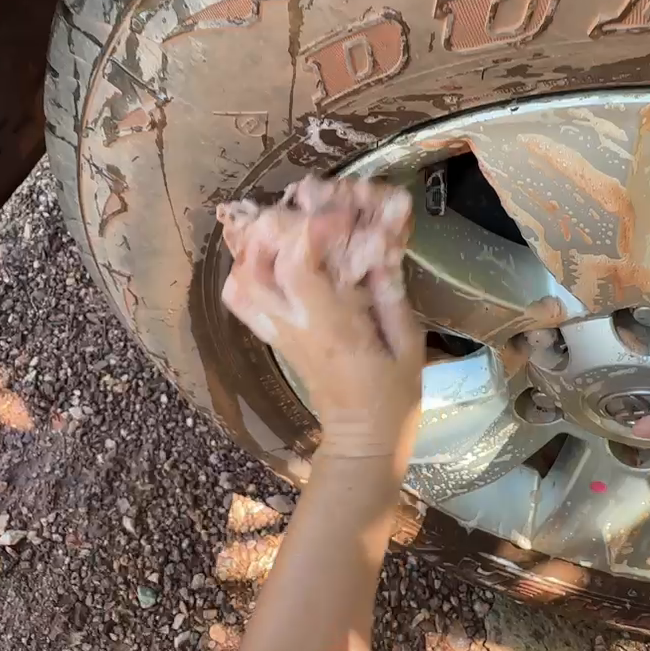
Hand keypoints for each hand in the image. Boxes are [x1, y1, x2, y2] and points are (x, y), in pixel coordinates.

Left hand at [218, 178, 424, 463]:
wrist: (363, 435)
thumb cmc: (394, 391)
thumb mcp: (409, 340)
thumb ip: (391, 291)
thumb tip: (380, 244)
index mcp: (330, 326)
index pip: (297, 267)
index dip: (309, 232)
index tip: (337, 217)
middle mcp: (293, 325)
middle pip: (255, 265)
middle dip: (276, 229)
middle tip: (309, 215)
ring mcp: (277, 332)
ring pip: (240, 280)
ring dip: (257, 247)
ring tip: (290, 232)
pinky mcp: (272, 337)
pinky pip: (242, 302)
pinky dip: (246, 273)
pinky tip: (274, 260)